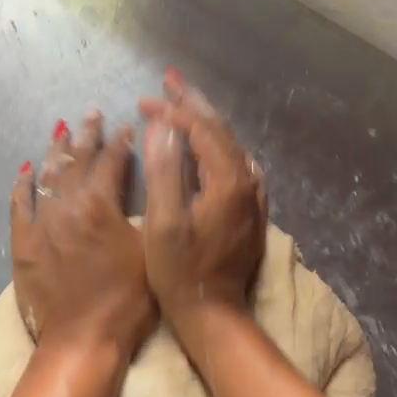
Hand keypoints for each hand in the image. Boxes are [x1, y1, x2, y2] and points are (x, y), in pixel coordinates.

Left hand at [10, 111, 156, 360]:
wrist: (83, 340)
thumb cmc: (128, 300)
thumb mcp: (150, 250)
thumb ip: (147, 210)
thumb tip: (149, 177)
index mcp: (101, 204)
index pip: (111, 161)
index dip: (121, 142)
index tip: (126, 128)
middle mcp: (67, 204)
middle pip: (77, 160)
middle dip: (86, 135)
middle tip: (91, 115)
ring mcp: (41, 222)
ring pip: (48, 176)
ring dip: (57, 151)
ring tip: (62, 131)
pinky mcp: (23, 242)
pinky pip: (19, 205)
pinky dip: (23, 185)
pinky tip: (27, 170)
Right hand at [139, 69, 266, 329]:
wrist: (214, 315)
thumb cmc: (179, 271)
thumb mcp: (163, 221)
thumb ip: (165, 169)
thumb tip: (163, 125)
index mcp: (227, 180)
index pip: (200, 129)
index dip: (171, 111)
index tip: (142, 102)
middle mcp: (247, 182)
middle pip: (220, 129)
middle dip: (191, 103)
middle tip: (168, 80)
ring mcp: (253, 198)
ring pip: (229, 145)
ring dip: (204, 121)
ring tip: (182, 104)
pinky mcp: (251, 212)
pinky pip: (237, 163)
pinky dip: (218, 145)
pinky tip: (210, 145)